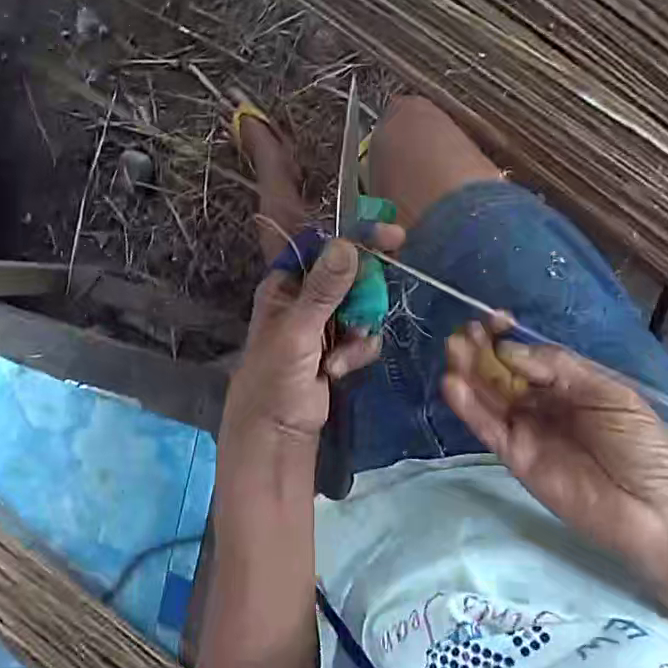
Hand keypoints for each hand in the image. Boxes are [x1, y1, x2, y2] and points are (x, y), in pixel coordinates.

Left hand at [222, 225, 406, 447]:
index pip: (324, 248)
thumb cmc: (274, 376)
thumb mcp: (298, 330)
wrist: (276, 431)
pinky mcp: (339, 346)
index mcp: (286, 284)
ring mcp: (324, 322)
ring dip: (358, 332)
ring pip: (363, 307)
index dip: (357, 239)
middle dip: (362, 300)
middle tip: (363, 318)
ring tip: (339, 357)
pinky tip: (339, 370)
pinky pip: (364, 334)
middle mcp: (305, 297)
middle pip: (351, 277)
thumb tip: (347, 245)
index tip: (392, 236)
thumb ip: (324, 289)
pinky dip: (357, 351)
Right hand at [441, 321, 667, 575]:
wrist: (662, 512)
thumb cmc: (647, 445)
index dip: (509, 336)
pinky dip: (468, 407)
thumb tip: (508, 349)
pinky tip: (454, 385)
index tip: (495, 320)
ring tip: (453, 349)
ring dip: (468, 371)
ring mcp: (527, 430)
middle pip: (501, 372)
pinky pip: (487, 428)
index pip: (528, 354)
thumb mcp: (610, 393)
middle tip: (464, 334)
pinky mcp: (515, 458)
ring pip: (488, 396)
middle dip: (481, 350)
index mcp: (569, 383)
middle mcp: (543, 403)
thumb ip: (559, 368)